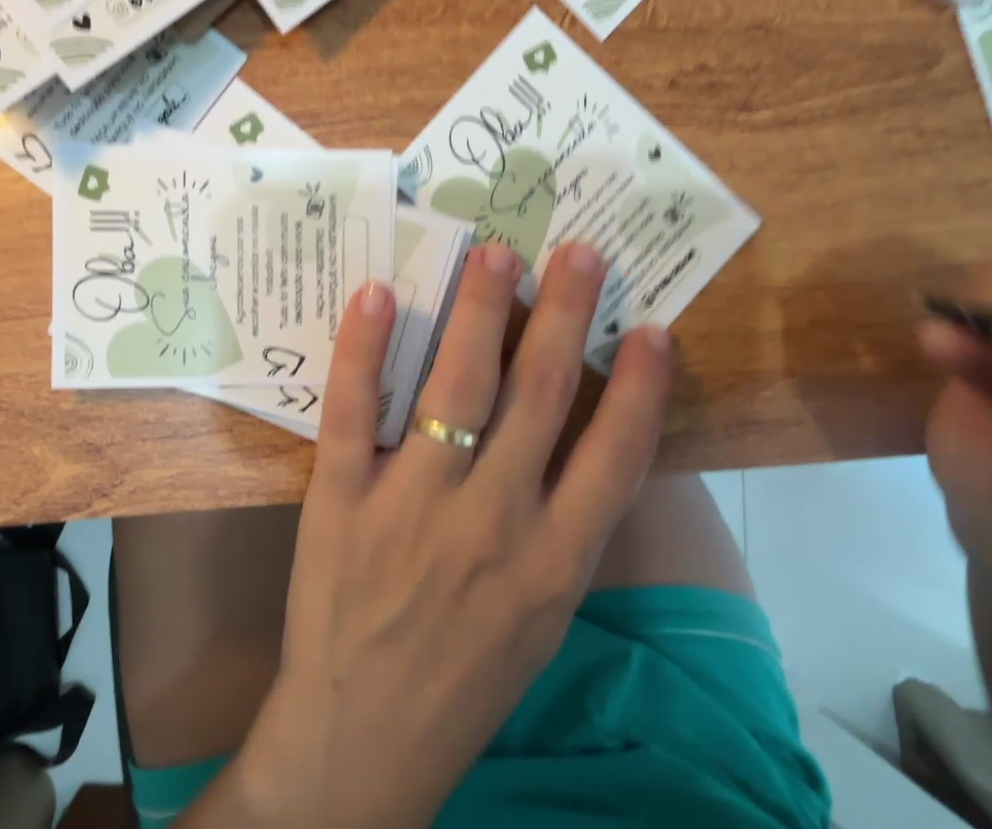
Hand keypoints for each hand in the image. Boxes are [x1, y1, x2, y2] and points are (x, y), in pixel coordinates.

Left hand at [226, 243, 673, 828]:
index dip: (641, 383)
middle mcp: (491, 521)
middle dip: (564, 315)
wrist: (363, 740)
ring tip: (495, 253)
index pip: (614, 453)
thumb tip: (582, 449)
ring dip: (479, 311)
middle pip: (538, 396)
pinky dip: (364, 349)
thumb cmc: (464, 686)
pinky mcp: (339, 500)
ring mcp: (410, 505)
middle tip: (577, 250)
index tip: (651, 325)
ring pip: (455, 386)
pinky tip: (379, 296)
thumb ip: (564, 537)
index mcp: (554, 562)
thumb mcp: (542, 622)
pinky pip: (353, 413)